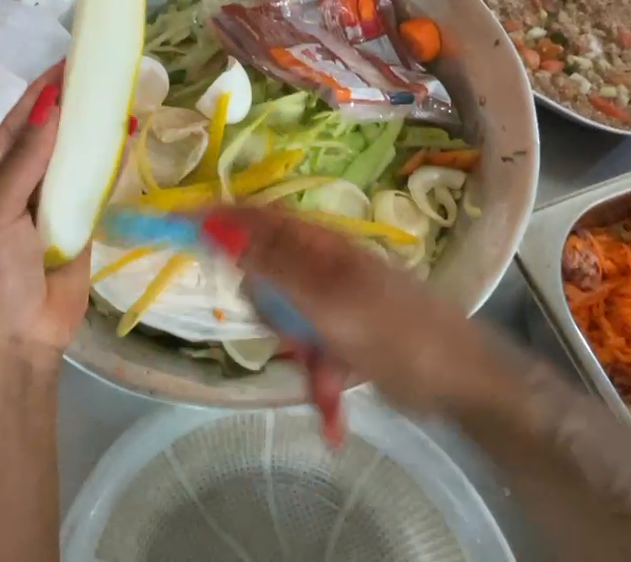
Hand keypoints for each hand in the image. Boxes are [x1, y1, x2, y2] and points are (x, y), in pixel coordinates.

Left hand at [0, 64, 91, 362]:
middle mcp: (22, 184)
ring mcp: (53, 203)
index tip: (66, 62)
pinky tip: (126, 136)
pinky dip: (110, 161)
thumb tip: (52, 106)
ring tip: (119, 95)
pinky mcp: (82, 222)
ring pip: (76, 157)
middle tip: (100, 72)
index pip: (18, 124)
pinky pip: (96, 185)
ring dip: (93, 129)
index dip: (41, 93)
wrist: (16, 337)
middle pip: (50, 136)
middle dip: (71, 105)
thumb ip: (27, 159)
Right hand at [206, 205, 505, 414]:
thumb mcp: (324, 296)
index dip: (212, 220)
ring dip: (297, 353)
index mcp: (316, 242)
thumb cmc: (394, 331)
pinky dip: (316, 379)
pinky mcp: (340, 335)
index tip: (169, 229)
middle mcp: (319, 264)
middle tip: (289, 333)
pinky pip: (309, 352)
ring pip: (282, 319)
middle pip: (261, 275)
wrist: (461, 381)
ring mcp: (331, 300)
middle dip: (268, 311)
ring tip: (323, 375)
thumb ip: (268, 261)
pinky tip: (333, 412)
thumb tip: (214, 221)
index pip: (251, 218)